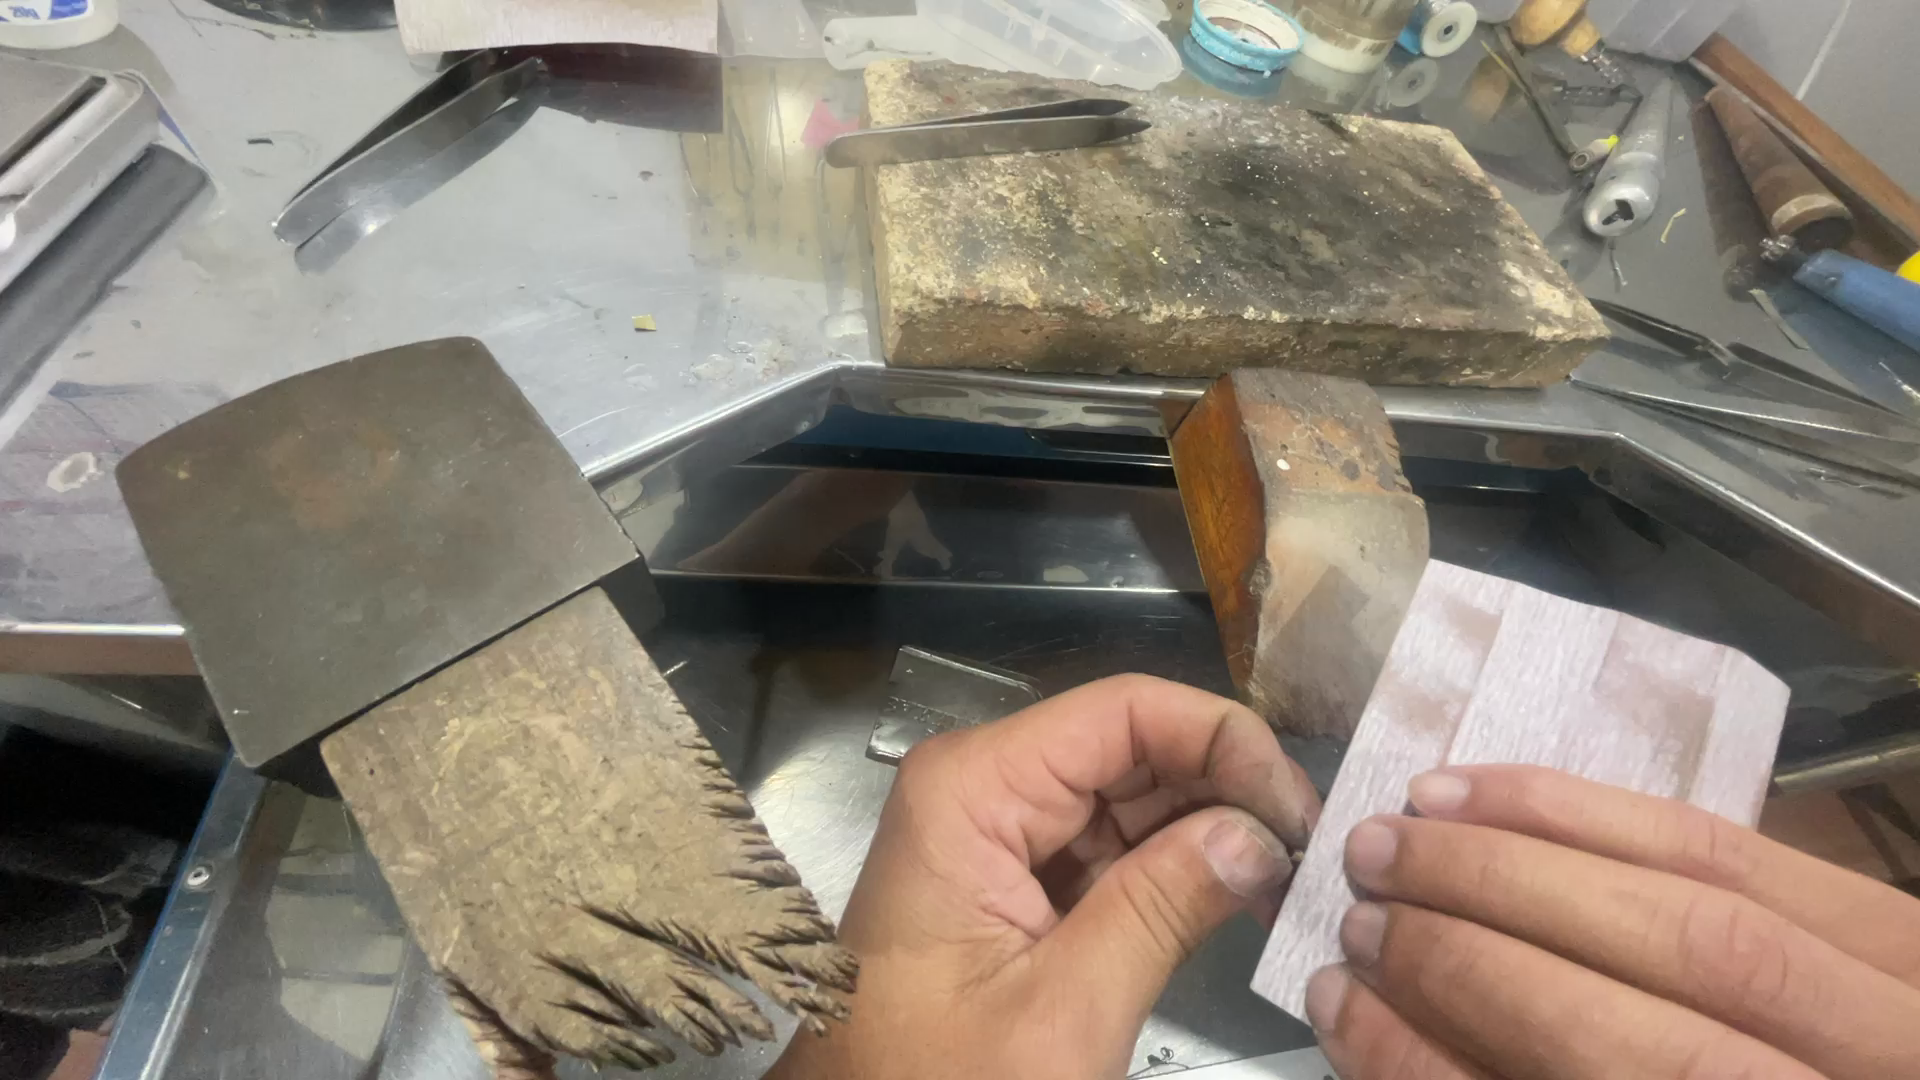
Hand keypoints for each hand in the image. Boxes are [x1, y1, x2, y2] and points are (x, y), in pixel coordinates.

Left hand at [768, 674, 1320, 1079]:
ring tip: (1285, 872)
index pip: (1119, 711)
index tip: (1298, 806)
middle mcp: (986, 777)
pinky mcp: (1019, 859)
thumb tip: (1260, 836)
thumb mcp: (1059, 1011)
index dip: (1218, 736)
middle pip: (1127, 741)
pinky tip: (1233, 886)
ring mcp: (1002, 817)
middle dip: (1222, 783)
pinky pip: (1111, 837)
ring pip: (1129, 787)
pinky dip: (1175, 860)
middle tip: (1308, 848)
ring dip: (1209, 822)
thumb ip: (1162, 909)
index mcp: (975, 783)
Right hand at [1307, 765, 1919, 1079]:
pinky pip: (1716, 842)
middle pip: (1655, 1049)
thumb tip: (1352, 1007)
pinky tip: (1462, 789)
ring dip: (1501, 865)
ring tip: (1390, 837)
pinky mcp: (1899, 926)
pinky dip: (1570, 807)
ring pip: (1694, 921)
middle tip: (1358, 911)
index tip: (1332, 1000)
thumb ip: (1480, 1078)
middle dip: (1463, 960)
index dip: (1422, 1064)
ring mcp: (1912, 1022)